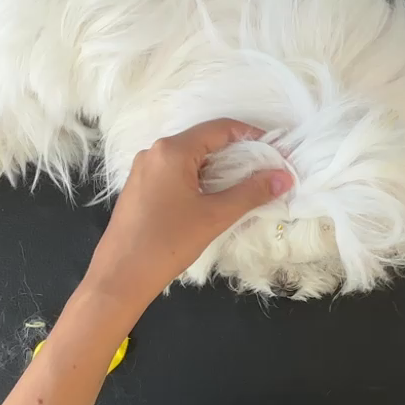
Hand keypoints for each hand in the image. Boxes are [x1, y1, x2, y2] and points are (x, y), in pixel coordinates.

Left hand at [83, 119, 292, 305]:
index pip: (219, 129)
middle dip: (237, 153)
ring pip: (189, 159)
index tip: (275, 151)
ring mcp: (144, 170)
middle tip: (264, 170)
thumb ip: (251, 193)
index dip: (251, 136)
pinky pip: (175, 173)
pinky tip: (213, 198)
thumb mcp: (215, 216)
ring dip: (218, 168)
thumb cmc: (168, 242)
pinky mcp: (139, 188)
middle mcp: (154, 152)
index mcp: (172, 150)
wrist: (121, 275)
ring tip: (244, 185)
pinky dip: (198, 179)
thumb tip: (283, 177)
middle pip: (204, 141)